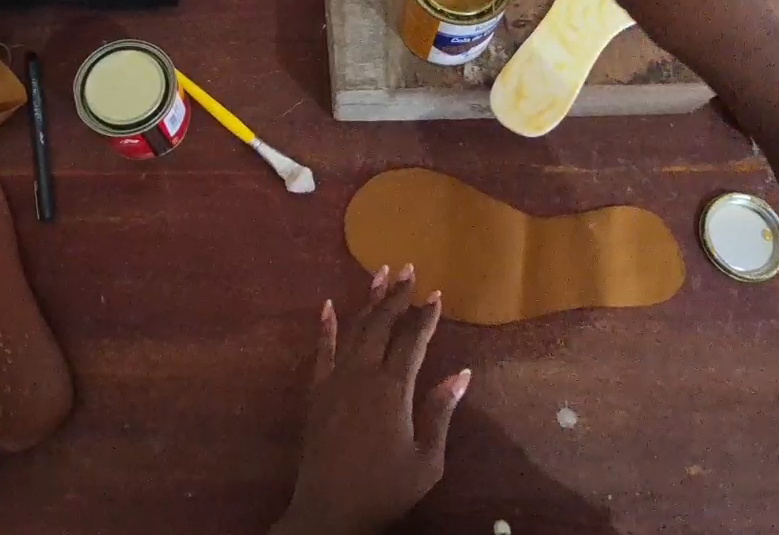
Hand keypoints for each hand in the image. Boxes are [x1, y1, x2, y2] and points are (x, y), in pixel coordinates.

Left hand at [272, 266, 470, 534]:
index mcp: (393, 389)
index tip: (436, 294)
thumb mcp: (426, 462)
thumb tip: (461, 374)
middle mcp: (364, 373)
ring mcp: (336, 379)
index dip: (425, 316)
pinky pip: (322, 349)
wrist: (329, 513)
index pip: (412, 341)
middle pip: (382, 324)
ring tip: (380, 273)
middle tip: (409, 269)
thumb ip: (440, 413)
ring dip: (369, 300)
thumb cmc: (384, 490)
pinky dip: (327, 326)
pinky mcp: (317, 391)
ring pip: (355, 329)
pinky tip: (329, 305)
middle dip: (397, 295)